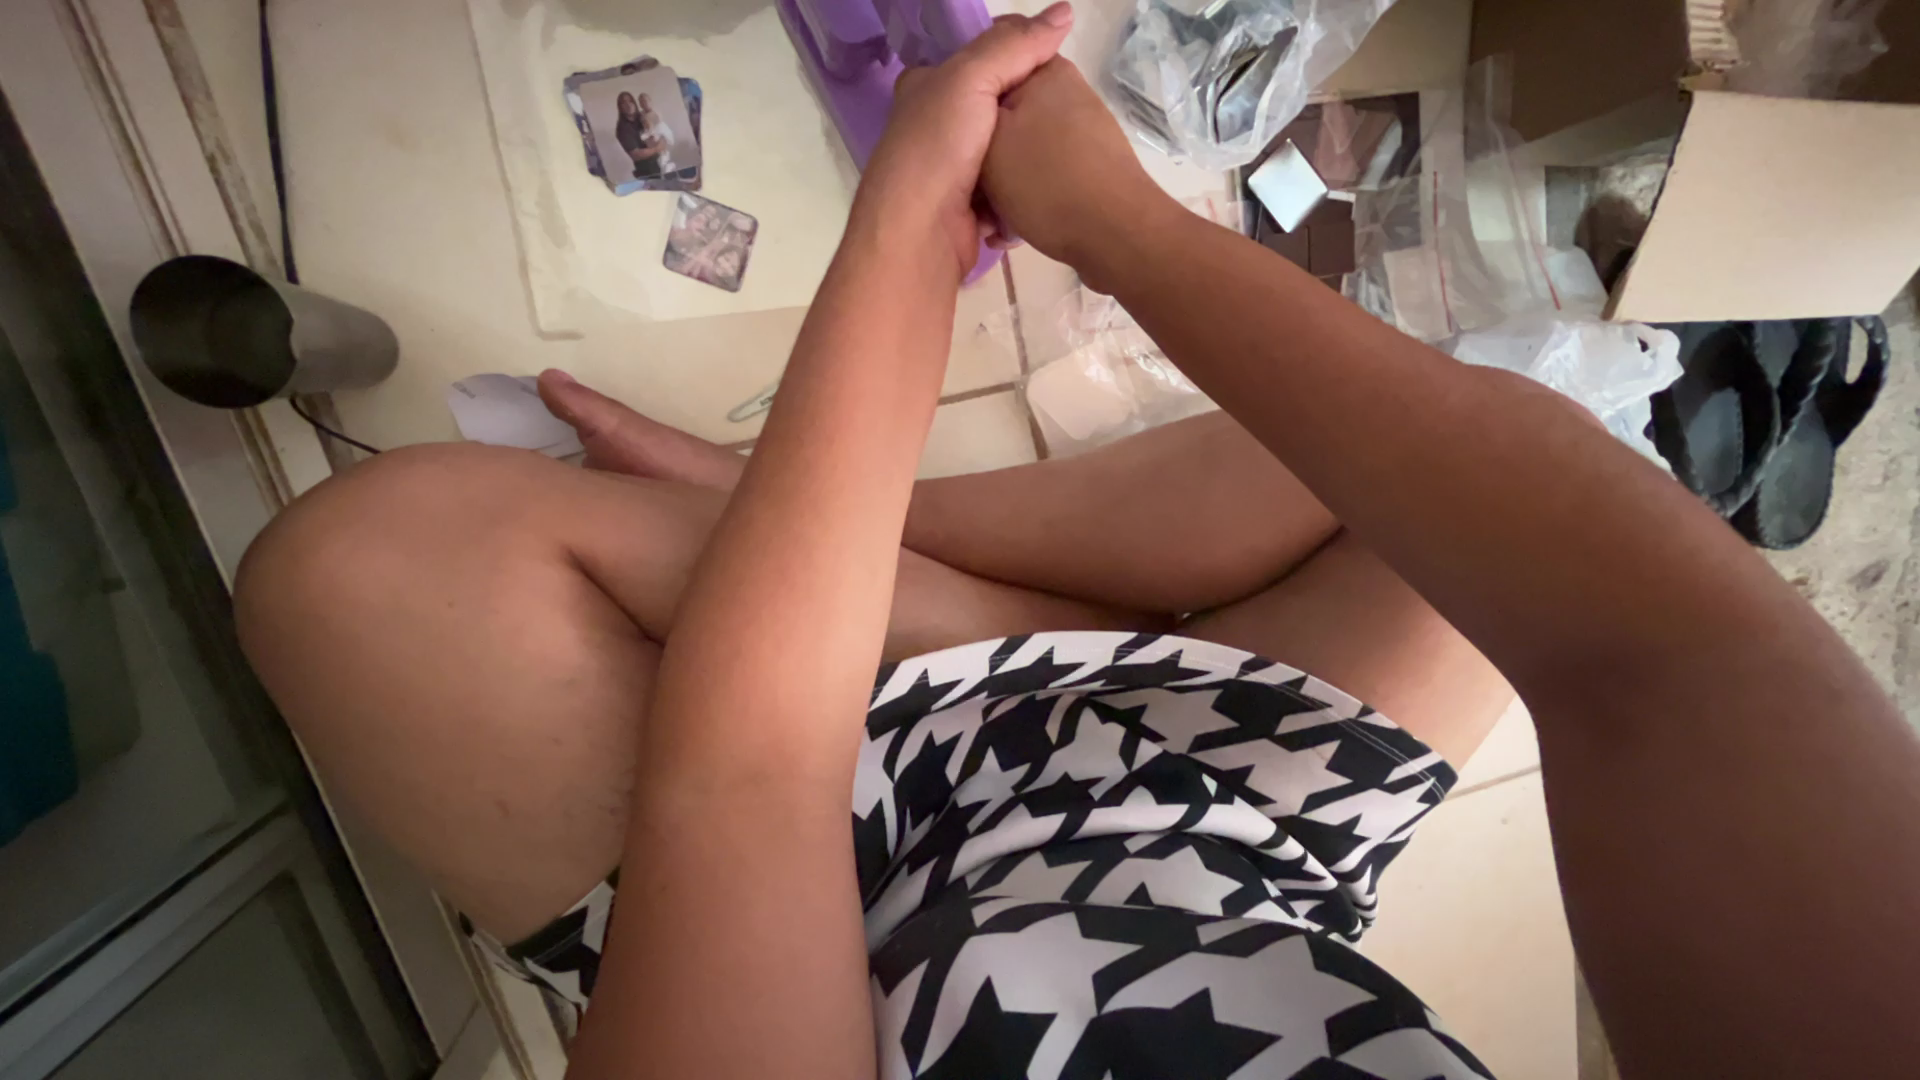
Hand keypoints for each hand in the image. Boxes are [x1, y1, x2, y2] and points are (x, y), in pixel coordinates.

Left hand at [855, 3, 1074, 273]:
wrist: (919, 236)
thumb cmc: (937, 149)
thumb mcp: (973, 78)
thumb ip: (1017, 45)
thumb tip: (1066, 12)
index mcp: (925, 87)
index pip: (977, 59)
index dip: (1015, 56)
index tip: (1053, 65)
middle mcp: (934, 129)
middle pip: (994, 111)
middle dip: (1025, 116)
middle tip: (1062, 115)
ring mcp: (950, 175)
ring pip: (1003, 158)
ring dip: (1025, 162)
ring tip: (1057, 156)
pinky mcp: (965, 214)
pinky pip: (1003, 198)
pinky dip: (1018, 200)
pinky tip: (1036, 196)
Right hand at [981, 55, 1170, 281]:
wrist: (1114, 234)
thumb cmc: (1046, 184)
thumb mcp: (990, 145)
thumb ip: (971, 121)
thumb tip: (971, 121)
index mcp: (1043, 72)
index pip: (987, 80)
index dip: (964, 119)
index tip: (956, 156)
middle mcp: (1064, 96)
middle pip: (1003, 126)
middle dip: (985, 167)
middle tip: (975, 202)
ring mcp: (1079, 136)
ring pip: (1020, 160)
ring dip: (1002, 194)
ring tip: (994, 227)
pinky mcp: (1089, 171)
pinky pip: (1043, 182)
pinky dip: (1026, 204)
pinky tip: (1013, 234)